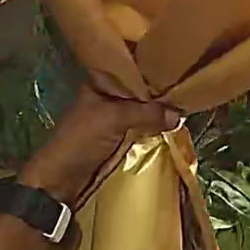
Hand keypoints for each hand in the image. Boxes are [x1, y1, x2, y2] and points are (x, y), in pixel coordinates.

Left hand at [18, 84, 178, 205]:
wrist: (61, 180)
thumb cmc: (81, 140)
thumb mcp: (114, 118)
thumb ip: (146, 113)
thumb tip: (179, 115)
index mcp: (100, 83)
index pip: (131, 70)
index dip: (152, 70)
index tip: (178, 69)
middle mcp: (108, 97)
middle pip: (139, 92)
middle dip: (160, 94)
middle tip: (188, 89)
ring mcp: (114, 119)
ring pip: (142, 112)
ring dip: (160, 114)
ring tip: (188, 106)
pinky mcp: (119, 138)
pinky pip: (142, 130)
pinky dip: (155, 130)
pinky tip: (174, 127)